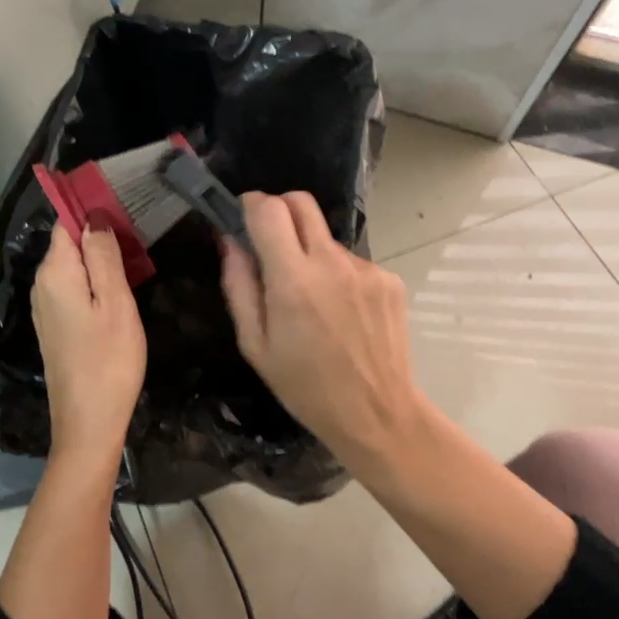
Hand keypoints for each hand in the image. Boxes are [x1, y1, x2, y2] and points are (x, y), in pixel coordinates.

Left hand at [31, 221, 146, 465]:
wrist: (88, 424)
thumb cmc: (108, 361)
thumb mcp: (116, 302)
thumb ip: (103, 256)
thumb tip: (94, 216)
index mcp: (54, 272)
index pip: (66, 222)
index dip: (91, 210)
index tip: (123, 206)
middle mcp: (42, 284)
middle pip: (68, 243)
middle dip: (97, 234)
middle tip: (138, 235)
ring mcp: (45, 307)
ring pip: (72, 267)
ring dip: (98, 259)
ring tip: (134, 259)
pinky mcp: (54, 326)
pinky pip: (72, 288)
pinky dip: (92, 282)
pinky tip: (117, 290)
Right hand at [220, 192, 424, 466]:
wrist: (379, 416)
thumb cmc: (305, 387)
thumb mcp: (254, 344)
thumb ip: (238, 285)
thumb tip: (229, 241)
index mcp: (293, 280)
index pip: (269, 209)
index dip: (251, 205)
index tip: (243, 220)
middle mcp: (331, 264)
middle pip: (301, 202)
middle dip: (279, 210)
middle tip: (270, 243)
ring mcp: (366, 269)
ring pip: (326, 237)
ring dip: (310, 252)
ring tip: (312, 301)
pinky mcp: (389, 280)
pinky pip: (351, 262)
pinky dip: (337, 275)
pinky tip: (341, 313)